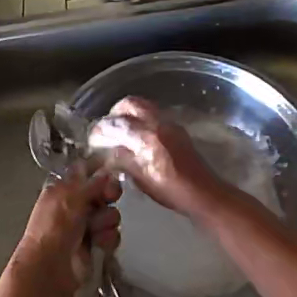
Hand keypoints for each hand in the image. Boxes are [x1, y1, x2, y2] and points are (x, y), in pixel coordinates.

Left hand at [13, 167, 121, 296]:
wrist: (50, 268)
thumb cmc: (55, 226)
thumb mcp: (72, 196)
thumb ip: (93, 182)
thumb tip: (108, 171)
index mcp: (63, 189)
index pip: (85, 172)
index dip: (100, 169)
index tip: (111, 170)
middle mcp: (75, 205)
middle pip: (103, 191)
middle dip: (109, 194)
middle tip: (109, 197)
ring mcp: (86, 225)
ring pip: (110, 213)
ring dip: (105, 220)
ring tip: (94, 230)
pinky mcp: (96, 245)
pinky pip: (112, 234)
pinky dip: (107, 238)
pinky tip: (98, 243)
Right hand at [85, 97, 225, 217]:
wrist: (203, 192)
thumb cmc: (172, 191)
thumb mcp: (141, 179)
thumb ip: (123, 160)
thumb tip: (108, 153)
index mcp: (147, 137)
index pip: (117, 123)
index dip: (101, 129)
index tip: (93, 138)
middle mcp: (158, 124)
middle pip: (130, 104)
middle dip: (114, 113)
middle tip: (106, 129)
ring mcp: (170, 124)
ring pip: (143, 106)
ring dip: (128, 114)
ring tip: (119, 133)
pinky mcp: (176, 129)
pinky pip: (154, 115)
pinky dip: (141, 120)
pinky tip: (137, 139)